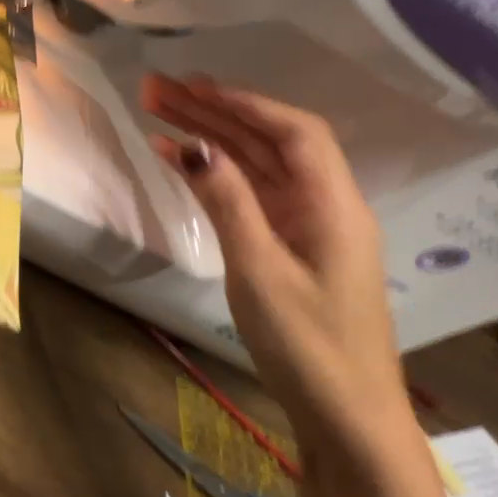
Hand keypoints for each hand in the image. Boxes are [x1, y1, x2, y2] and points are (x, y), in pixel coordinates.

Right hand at [140, 74, 413, 450]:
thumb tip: (192, 144)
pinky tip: (175, 158)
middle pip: (271, 142)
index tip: (190, 86)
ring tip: (155, 110)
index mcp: (333, 207)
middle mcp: (324, 206)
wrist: (342, 410)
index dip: (243, 104)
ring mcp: (306, 226)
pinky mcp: (288, 245)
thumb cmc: (305, 340)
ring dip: (210, 135)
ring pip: (256, 164)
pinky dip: (212, 171)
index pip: (295, 134)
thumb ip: (227, 201)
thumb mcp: (258, 269)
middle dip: (215, 110)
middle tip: (155, 88)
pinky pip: (249, 192)